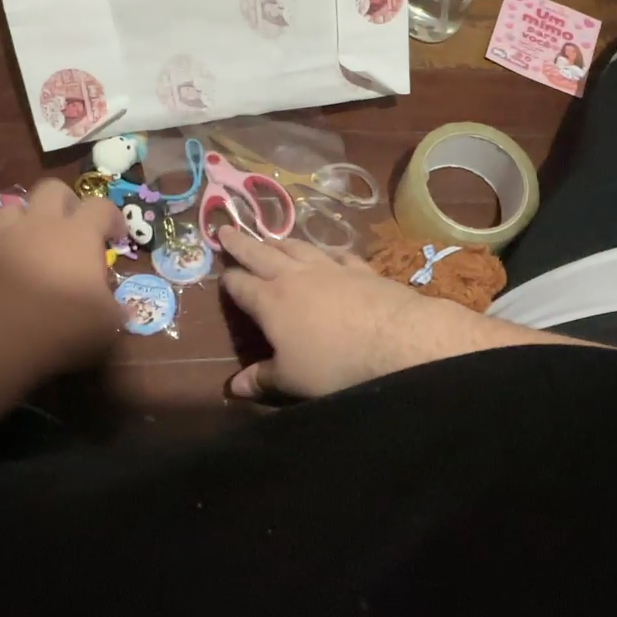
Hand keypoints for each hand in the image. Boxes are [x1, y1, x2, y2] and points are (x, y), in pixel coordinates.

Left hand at [0, 178, 124, 375]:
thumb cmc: (62, 325)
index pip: (101, 206)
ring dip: (28, 220)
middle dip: (67, 202)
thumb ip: (115, 309)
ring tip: (37, 243)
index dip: (114, 217)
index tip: (118, 237)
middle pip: (52, 189)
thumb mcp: (107, 323)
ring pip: (13, 208)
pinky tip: (10, 274)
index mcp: (78, 234)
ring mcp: (3, 239)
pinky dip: (3, 254)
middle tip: (75, 228)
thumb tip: (120, 309)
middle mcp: (40, 226)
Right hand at [218, 227, 477, 399]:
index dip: (228, 280)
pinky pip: (338, 254)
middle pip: (262, 254)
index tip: (220, 274)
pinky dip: (326, 251)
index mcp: (270, 302)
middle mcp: (295, 276)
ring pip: (298, 247)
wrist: (395, 339)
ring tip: (271, 238)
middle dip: (242, 243)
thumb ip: (262, 379)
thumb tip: (232, 388)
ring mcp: (330, 269)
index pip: (241, 286)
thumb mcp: (291, 379)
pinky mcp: (361, 269)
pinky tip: (328, 252)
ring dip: (281, 241)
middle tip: (226, 228)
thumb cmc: (334, 363)